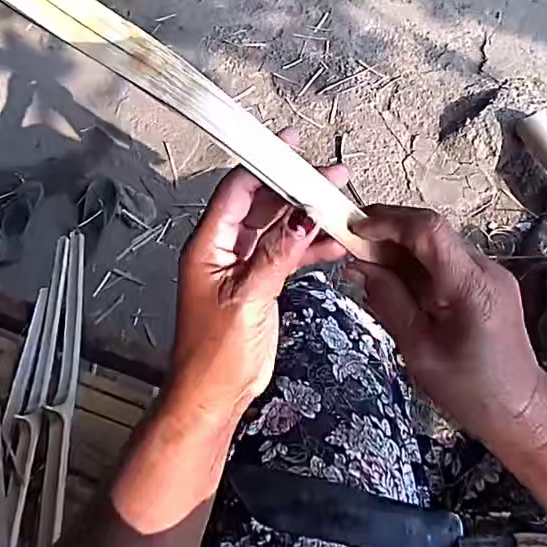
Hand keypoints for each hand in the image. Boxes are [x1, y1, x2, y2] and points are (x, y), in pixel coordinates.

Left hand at [172, 129, 347, 427]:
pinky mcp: (260, 279)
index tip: (288, 149)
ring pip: (278, 226)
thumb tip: (303, 218)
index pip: (236, 190)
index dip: (263, 164)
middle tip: (327, 177)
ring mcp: (243, 263)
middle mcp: (224, 248)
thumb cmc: (213, 356)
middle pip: (262, 203)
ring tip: (338, 205)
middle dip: (294, 188)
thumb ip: (277, 254)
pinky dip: (309, 245)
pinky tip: (333, 242)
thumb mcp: (248, 297)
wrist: (215, 397)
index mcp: (208, 245)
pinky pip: (287, 251)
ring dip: (307, 217)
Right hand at [347, 207, 546, 449]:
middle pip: (429, 230)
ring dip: (397, 247)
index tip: (354, 229)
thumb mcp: (419, 352)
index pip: (429, 230)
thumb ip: (389, 303)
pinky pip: (442, 259)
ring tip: (367, 265)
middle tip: (351, 244)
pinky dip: (413, 262)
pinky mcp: (484, 279)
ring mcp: (488, 271)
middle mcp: (485, 269)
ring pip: (434, 243)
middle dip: (386, 231)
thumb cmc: (472, 391)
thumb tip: (360, 267)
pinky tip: (393, 280)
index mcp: (472, 287)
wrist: (521, 408)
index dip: (388, 222)